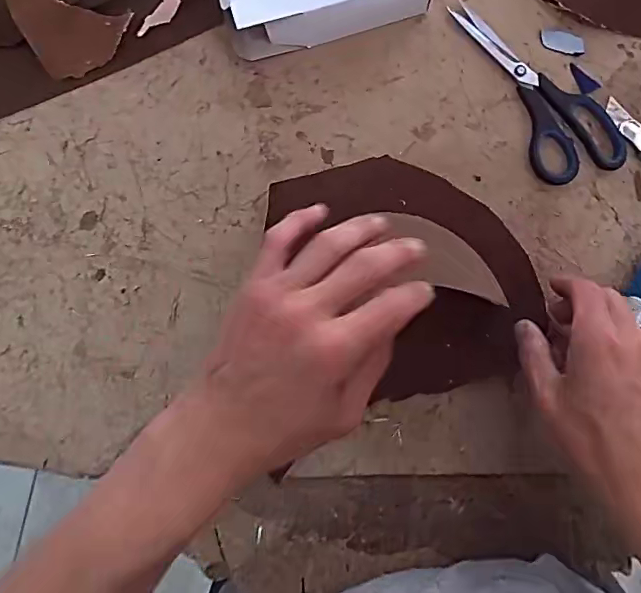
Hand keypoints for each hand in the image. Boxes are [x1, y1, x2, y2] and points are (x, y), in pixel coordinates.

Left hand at [187, 205, 434, 481]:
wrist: (216, 429)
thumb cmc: (285, 429)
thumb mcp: (345, 412)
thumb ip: (374, 364)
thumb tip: (394, 320)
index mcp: (335, 350)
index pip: (391, 306)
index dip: (416, 294)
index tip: (425, 290)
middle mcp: (308, 313)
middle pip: (366, 264)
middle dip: (400, 251)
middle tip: (417, 247)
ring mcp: (278, 294)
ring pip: (328, 244)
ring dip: (361, 228)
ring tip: (381, 223)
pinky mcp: (254, 286)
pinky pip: (277, 241)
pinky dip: (300, 220)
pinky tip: (321, 211)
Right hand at [516, 276, 640, 522]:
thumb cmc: (594, 448)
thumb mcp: (549, 403)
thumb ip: (534, 356)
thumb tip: (525, 325)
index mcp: (598, 336)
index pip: (585, 288)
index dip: (567, 284)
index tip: (552, 290)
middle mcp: (631, 335)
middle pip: (609, 298)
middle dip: (584, 302)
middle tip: (562, 324)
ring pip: (628, 321)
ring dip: (605, 324)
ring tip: (586, 355)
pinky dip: (625, 345)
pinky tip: (614, 378)